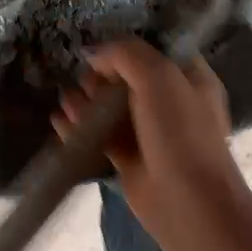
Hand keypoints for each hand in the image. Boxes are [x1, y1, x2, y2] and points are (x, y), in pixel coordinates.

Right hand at [52, 40, 247, 243]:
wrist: (189, 205)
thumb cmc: (180, 132)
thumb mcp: (158, 76)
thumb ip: (126, 54)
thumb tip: (94, 54)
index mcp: (190, 77)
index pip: (155, 48)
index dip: (127, 46)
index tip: (101, 51)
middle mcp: (172, 101)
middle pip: (126, 77)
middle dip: (100, 77)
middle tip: (86, 83)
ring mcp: (150, 132)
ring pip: (111, 107)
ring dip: (85, 101)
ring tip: (68, 102)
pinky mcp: (130, 158)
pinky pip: (102, 135)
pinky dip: (81, 127)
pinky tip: (61, 122)